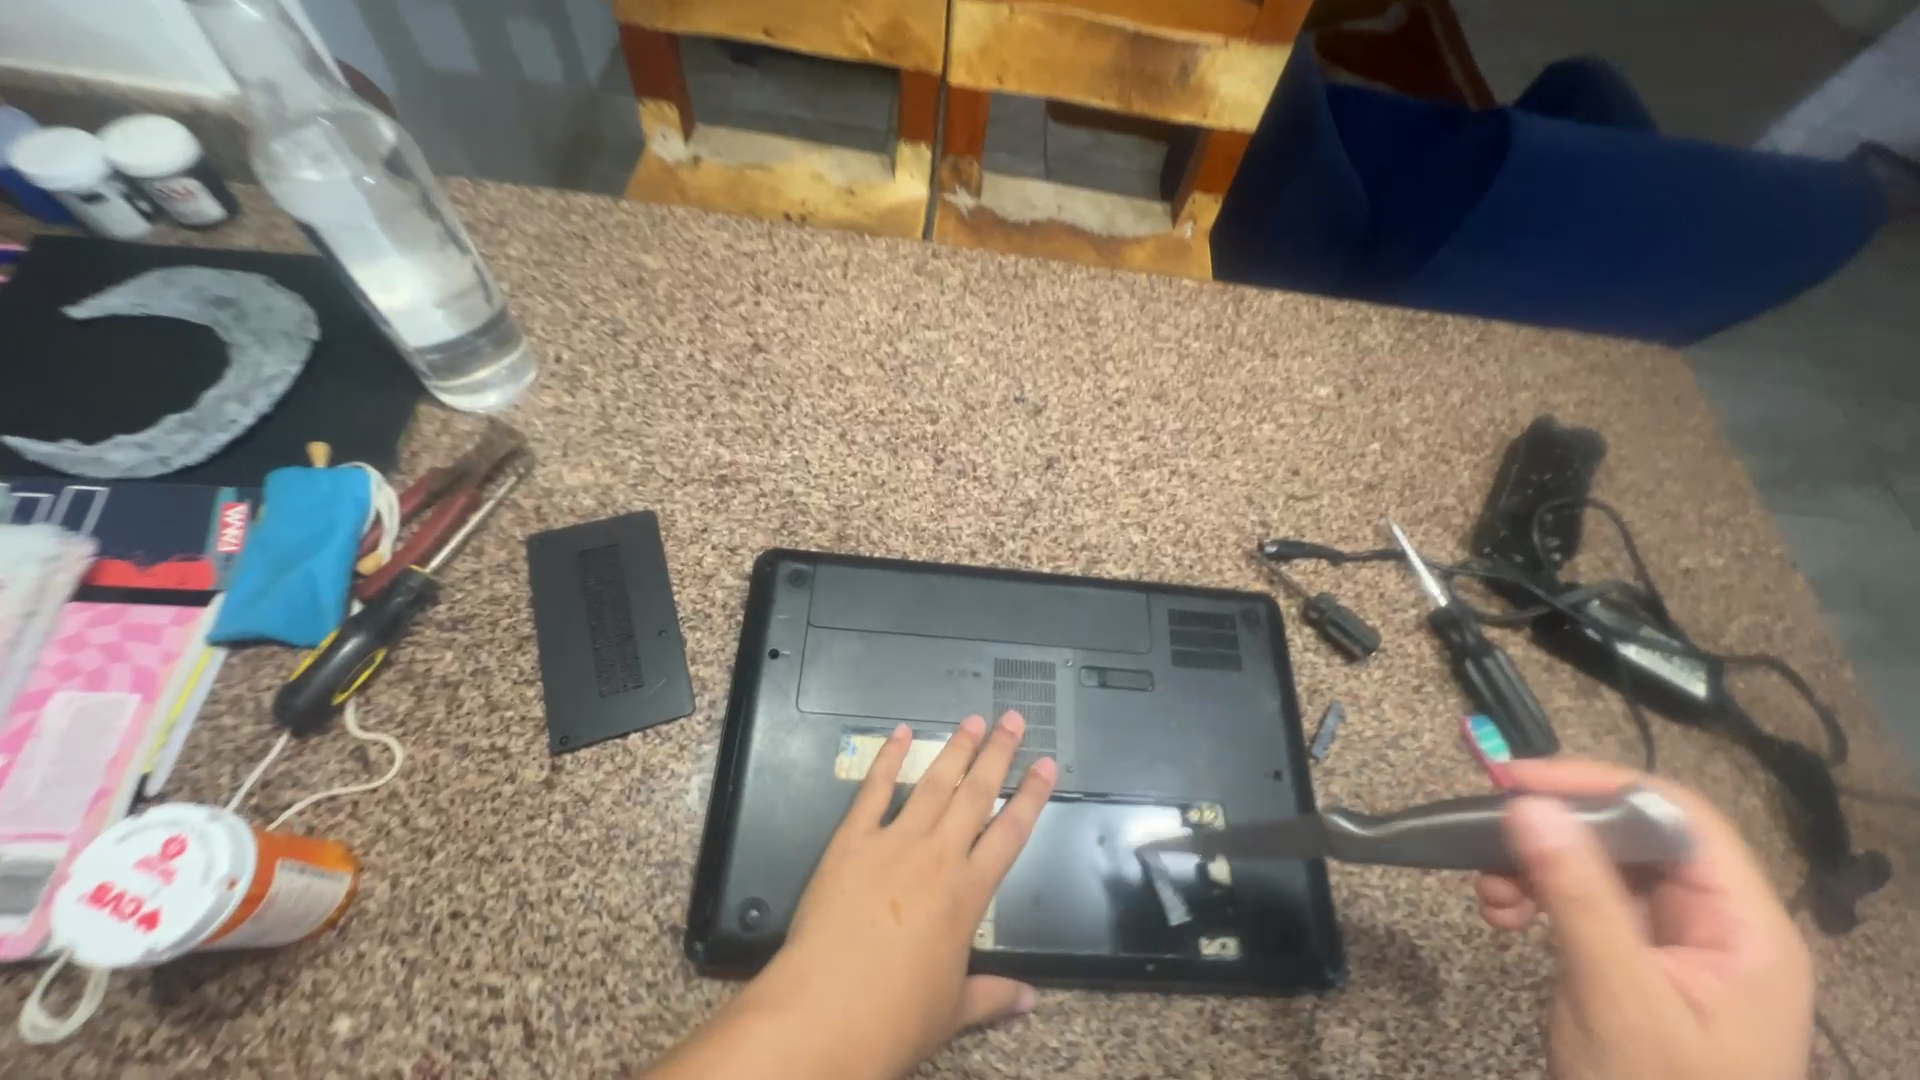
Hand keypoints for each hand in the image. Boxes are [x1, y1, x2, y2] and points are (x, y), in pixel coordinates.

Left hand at [692, 712, 1056, 1079]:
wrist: (824, 1012)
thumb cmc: (894, 1017)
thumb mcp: (953, 1011)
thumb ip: (995, 995)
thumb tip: (1033, 999)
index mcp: (969, 894)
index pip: (1012, 831)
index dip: (1033, 795)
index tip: (1046, 764)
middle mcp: (937, 857)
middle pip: (977, 793)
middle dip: (998, 753)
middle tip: (1013, 719)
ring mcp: (892, 843)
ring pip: (933, 784)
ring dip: (955, 749)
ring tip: (972, 720)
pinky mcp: (850, 842)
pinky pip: (872, 792)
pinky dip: (887, 760)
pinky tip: (900, 734)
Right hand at [1475, 758, 1812, 1079]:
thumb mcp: (1615, 996)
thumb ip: (1577, 896)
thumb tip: (1530, 804)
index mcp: (1742, 927)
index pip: (1675, 816)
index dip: (1595, 784)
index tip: (1512, 782)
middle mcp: (1712, 922)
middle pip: (1628, 837)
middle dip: (1550, 834)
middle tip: (1484, 840)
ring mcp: (1671, 942)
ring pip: (1595, 865)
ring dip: (1532, 866)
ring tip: (1488, 896)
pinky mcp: (1630, 958)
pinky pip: (1578, 899)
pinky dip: (1532, 895)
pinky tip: (1501, 916)